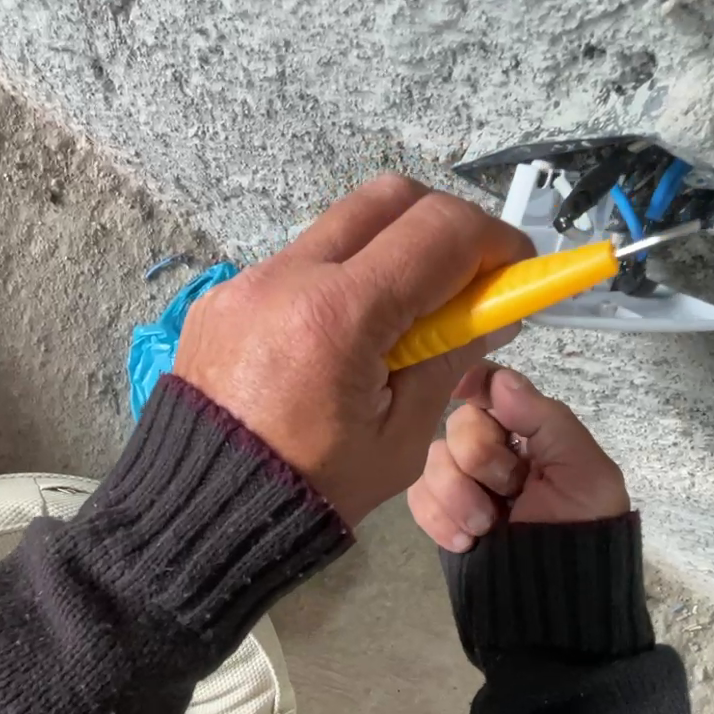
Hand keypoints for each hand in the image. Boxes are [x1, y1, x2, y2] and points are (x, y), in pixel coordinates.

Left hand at [174, 174, 533, 523]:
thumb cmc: (307, 491)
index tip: (510, 273)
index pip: (438, 232)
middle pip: (385, 200)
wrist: (202, 513)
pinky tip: (329, 344)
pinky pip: (289, 268)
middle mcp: (282, 280)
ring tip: (389, 325)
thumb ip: (449, 360)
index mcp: (335, 318)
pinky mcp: (217, 302)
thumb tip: (491, 312)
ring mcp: (241, 286)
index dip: (492, 243)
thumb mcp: (398, 440)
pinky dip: (327, 285)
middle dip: (438, 228)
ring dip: (379, 257)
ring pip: (333, 231)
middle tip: (458, 283)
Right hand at [410, 364, 628, 551]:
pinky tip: (465, 541)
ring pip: (430, 463)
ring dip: (458, 497)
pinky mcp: (437, 511)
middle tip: (509, 494)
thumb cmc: (579, 529)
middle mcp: (488, 449)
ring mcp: (458, 482)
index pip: (489, 387)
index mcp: (527, 430)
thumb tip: (500, 378)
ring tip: (485, 528)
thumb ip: (545, 419)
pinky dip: (438, 519)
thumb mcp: (584, 471)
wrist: (550, 597)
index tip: (462, 391)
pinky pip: (415, 497)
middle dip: (480, 461)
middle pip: (456, 425)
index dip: (472, 383)